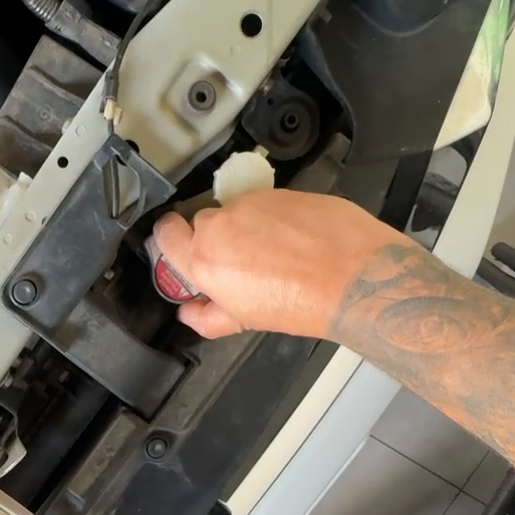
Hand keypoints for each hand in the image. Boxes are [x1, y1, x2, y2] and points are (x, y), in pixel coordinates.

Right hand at [150, 189, 402, 339]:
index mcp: (203, 259)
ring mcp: (252, 204)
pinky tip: (291, 241)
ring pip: (235, 212)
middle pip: (201, 223)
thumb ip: (205, 317)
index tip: (178, 248)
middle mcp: (222, 225)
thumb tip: (190, 312)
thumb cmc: (299, 301)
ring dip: (244, 229)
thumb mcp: (241, 321)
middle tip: (234, 264)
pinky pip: (264, 204)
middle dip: (214, 240)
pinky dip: (271, 219)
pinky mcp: (280, 192)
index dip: (168, 239)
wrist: (351, 277)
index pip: (164, 232)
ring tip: (270, 256)